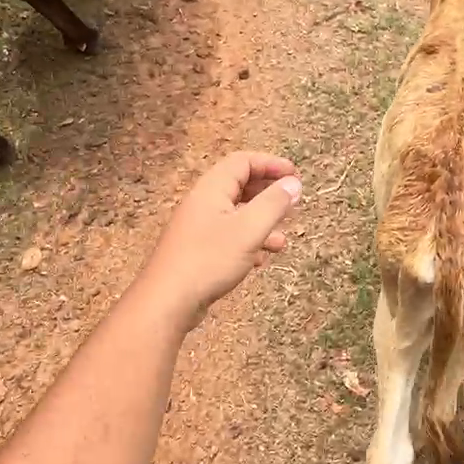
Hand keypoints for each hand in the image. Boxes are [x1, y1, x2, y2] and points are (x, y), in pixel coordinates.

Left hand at [135, 152, 301, 329]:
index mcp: (212, 189)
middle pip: (240, 186)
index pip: (243, 162)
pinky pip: (229, 237)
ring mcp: (198, 228)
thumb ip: (274, 204)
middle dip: (268, 192)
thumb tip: (294, 183)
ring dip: (262, 222)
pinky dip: (249, 242)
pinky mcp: (198, 251)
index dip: (271, 164)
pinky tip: (260, 259)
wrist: (167, 302)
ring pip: (236, 215)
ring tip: (282, 238)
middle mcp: (203, 203)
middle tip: (292, 203)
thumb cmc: (209, 260)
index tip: (295, 176)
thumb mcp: (249, 229)